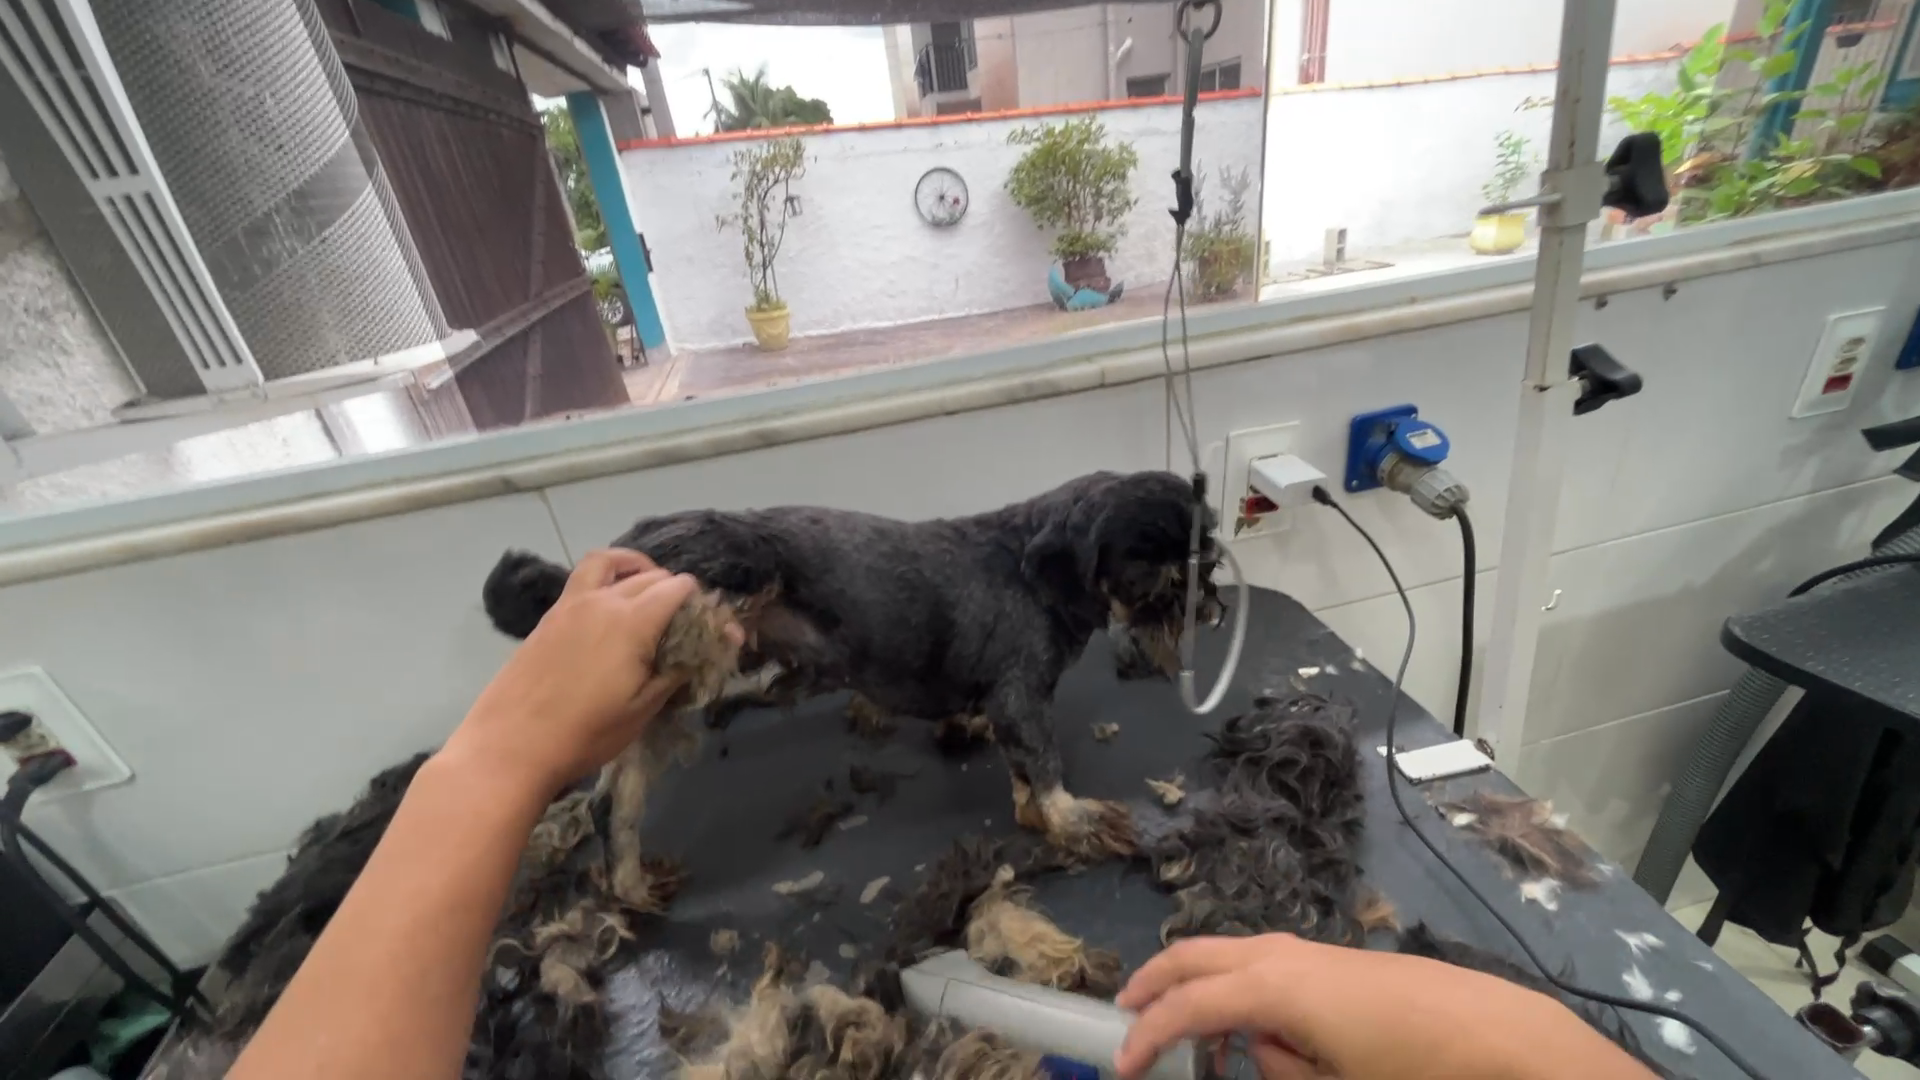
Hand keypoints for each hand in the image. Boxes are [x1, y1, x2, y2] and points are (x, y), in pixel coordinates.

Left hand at [444, 549, 733, 797]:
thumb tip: (706, 650)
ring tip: (647, 587)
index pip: (679, 588)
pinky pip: (584, 579)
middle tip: (684, 622)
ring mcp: (571, 605)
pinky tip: (612, 611)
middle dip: (676, 591)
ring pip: (611, 562)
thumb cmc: (586, 733)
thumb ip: (678, 670)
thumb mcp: (644, 708)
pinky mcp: (549, 617)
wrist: (509, 749)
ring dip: (637, 568)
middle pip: (652, 575)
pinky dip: (607, 579)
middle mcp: (604, 601)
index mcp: (633, 621)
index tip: (709, 629)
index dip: (702, 604)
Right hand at [1115, 934, 1650, 1079]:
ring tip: (1182, 1029)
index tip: (1122, 1063)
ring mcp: (1299, 949)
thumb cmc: (1411, 1067)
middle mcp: (1274, 953)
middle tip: (1125, 1013)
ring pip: (1222, 954)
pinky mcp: (1321, 957)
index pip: (1188, 1005)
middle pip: (1192, 955)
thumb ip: (1280, 1068)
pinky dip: (1230, 987)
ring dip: (1192, 984)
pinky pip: (1254, 964)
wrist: (1496, 1034)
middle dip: (1153, 981)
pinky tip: (1246, 1027)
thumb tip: (1256, 1048)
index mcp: (1269, 985)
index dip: (1148, 1033)